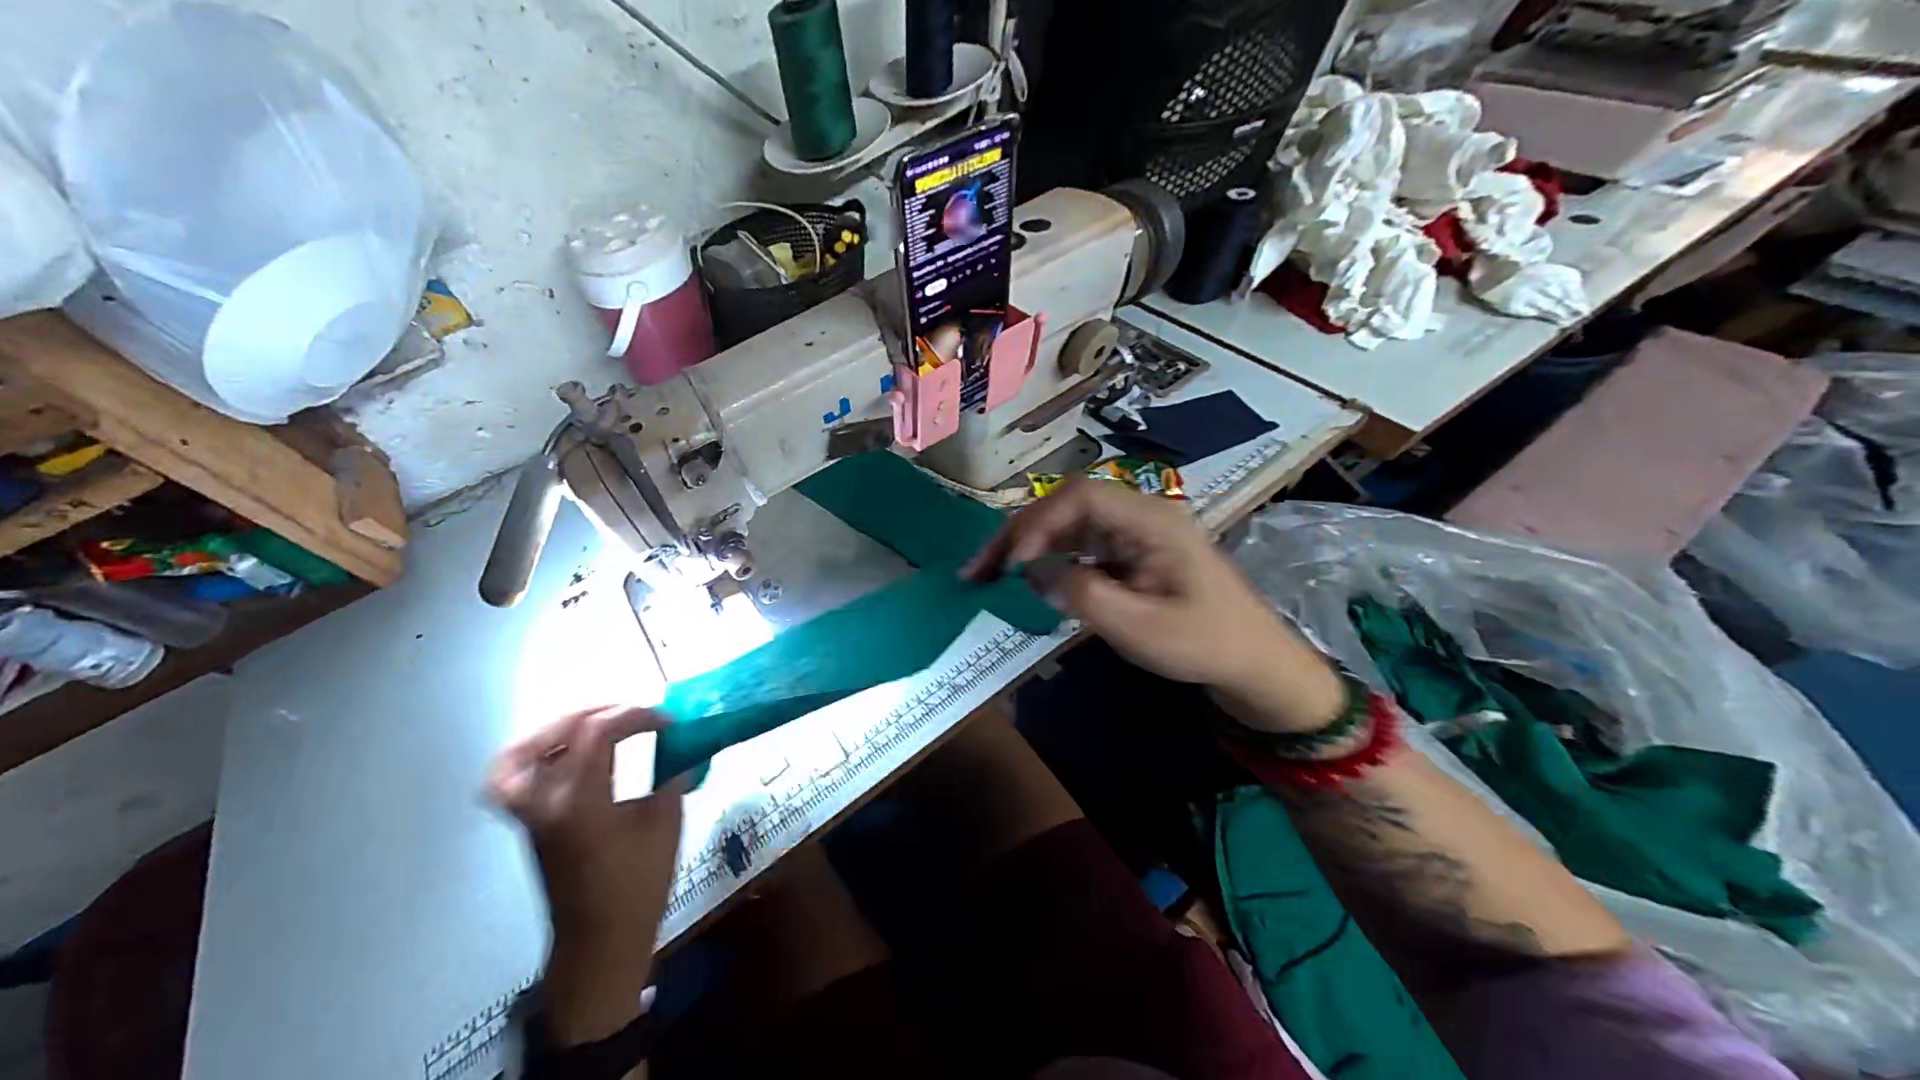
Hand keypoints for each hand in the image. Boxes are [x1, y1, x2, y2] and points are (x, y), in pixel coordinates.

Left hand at [488, 706, 683, 1044]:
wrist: (600, 941)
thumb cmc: (638, 884)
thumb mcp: (665, 823)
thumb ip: (669, 778)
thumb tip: (680, 749)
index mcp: (581, 800)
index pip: (599, 731)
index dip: (636, 715)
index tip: (668, 721)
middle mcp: (545, 801)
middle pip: (554, 734)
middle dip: (596, 713)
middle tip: (629, 715)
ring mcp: (529, 814)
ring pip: (517, 755)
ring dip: (554, 731)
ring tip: (588, 727)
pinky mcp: (527, 824)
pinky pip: (512, 778)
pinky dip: (533, 757)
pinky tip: (565, 755)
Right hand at [963, 479, 1344, 732]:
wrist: (1251, 660)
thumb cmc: (1204, 643)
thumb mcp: (1141, 628)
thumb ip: (1082, 596)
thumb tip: (1032, 573)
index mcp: (1152, 520)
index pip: (1080, 498)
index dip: (1038, 524)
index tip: (1013, 565)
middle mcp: (1139, 514)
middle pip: (1067, 506)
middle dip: (1019, 533)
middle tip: (978, 569)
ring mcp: (1133, 532)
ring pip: (1067, 524)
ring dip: (1027, 546)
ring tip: (988, 574)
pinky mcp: (1128, 551)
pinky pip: (1079, 544)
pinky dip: (1047, 559)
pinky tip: (1024, 579)